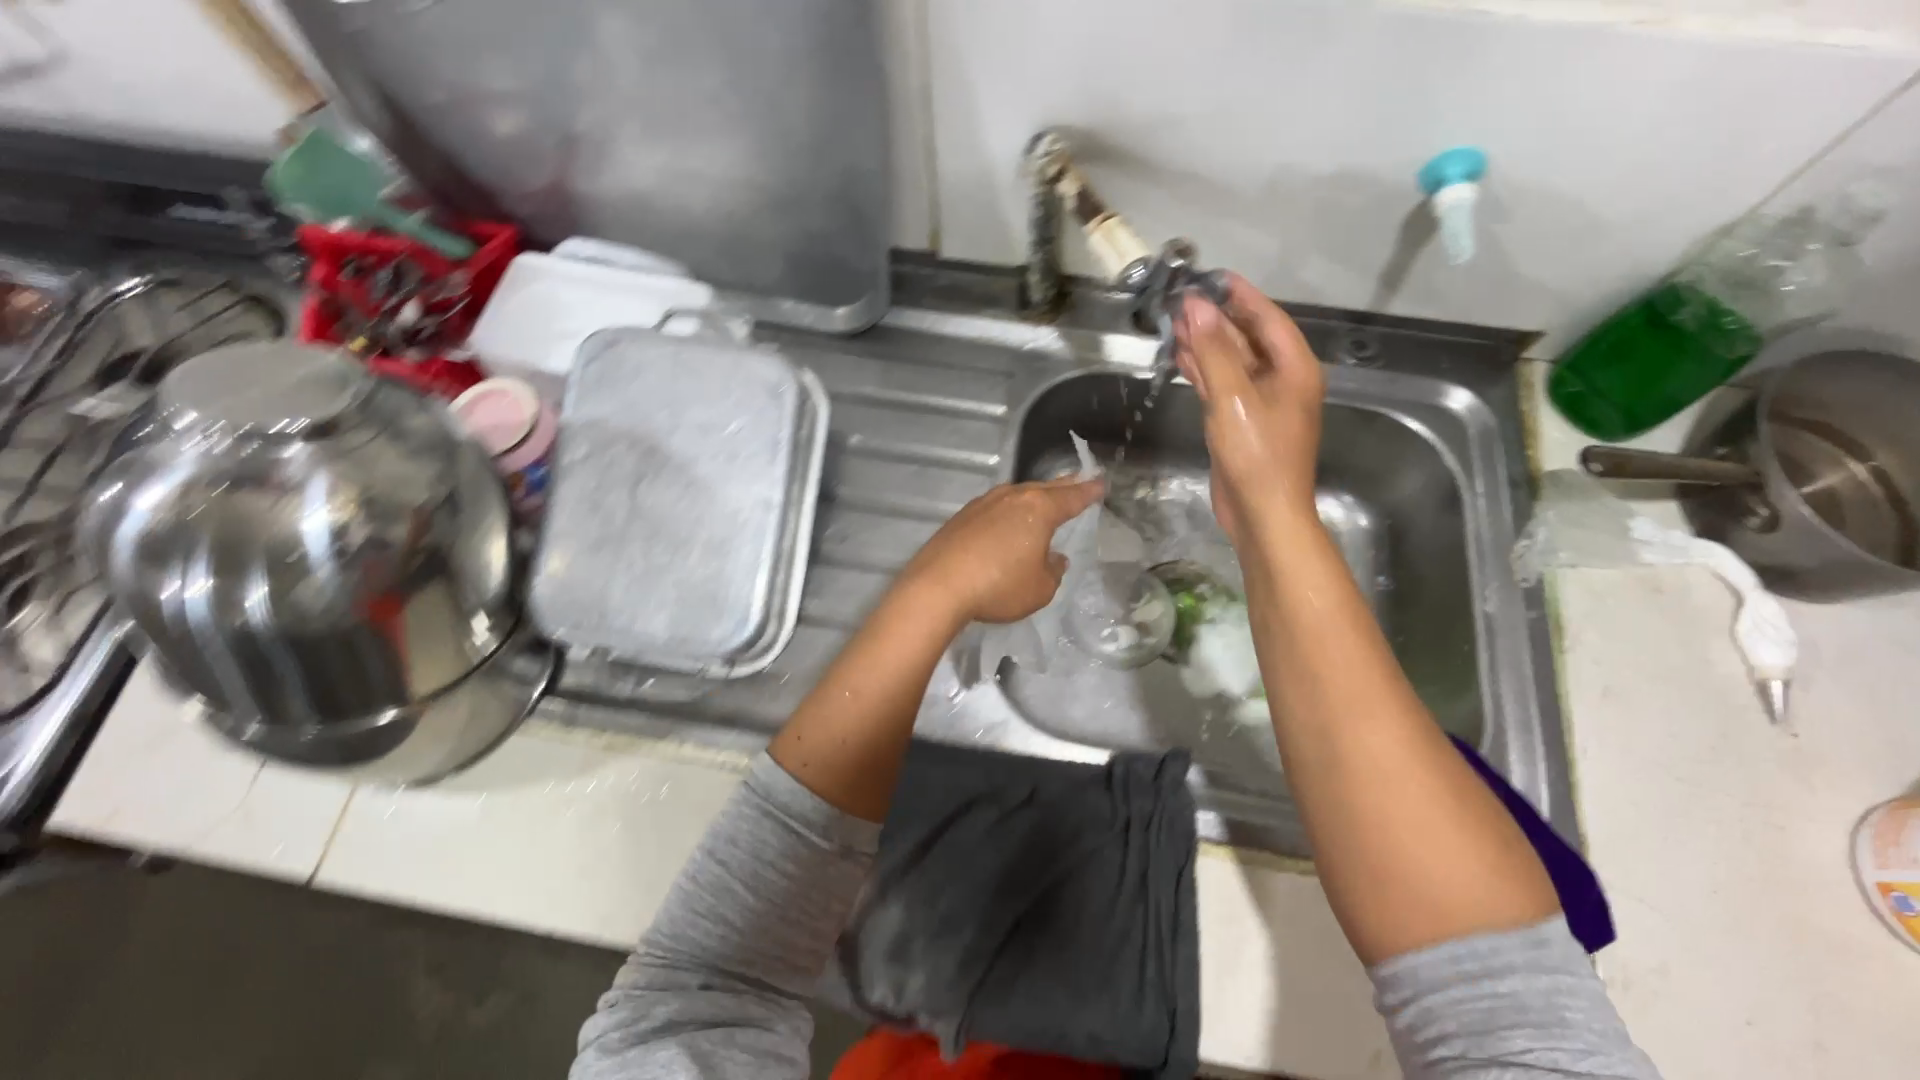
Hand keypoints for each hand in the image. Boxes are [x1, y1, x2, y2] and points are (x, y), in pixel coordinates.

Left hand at [898, 476, 1105, 624]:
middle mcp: (1012, 497)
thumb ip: (1053, 571)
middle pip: (1044, 488)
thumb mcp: (1040, 589)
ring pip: (1016, 495)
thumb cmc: (999, 586)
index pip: (1072, 497)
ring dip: (1032, 498)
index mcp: (1039, 509)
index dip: (1089, 492)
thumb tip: (1054, 558)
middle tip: (1077, 482)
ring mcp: (983, 504)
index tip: (1100, 483)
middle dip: (1062, 487)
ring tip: (1043, 501)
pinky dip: (1008, 512)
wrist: (938, 587)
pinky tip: (1007, 523)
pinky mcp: (961, 517)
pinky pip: (995, 508)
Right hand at [1174, 273, 1325, 547]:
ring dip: (1205, 343)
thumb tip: (1195, 306)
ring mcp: (1262, 402)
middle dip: (1216, 319)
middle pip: (1248, 337)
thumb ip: (1214, 350)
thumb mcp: (1234, 397)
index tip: (1210, 276)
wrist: (1262, 514)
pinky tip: (1180, 357)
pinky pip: (1223, 385)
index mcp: (1294, 368)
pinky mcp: (1242, 422)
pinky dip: (1203, 370)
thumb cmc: (1256, 454)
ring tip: (1173, 323)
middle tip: (1181, 300)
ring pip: (1232, 361)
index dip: (1240, 295)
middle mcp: (1282, 380)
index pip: (1268, 318)